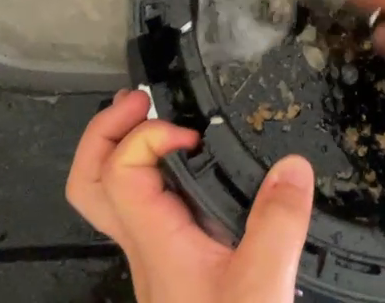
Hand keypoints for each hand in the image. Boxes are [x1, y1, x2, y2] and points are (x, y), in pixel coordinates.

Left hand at [66, 90, 313, 301]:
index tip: (191, 132)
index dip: (147, 137)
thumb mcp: (261, 289)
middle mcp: (146, 245)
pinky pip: (148, 206)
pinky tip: (195, 165)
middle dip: (106, 132)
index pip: (118, 172)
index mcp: (155, 243)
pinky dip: (157, 172)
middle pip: (92, 182)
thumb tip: (292, 167)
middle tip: (139, 100)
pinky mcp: (177, 263)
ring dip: (125, 148)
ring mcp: (157, 254)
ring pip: (113, 195)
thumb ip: (277, 226)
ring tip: (158, 117)